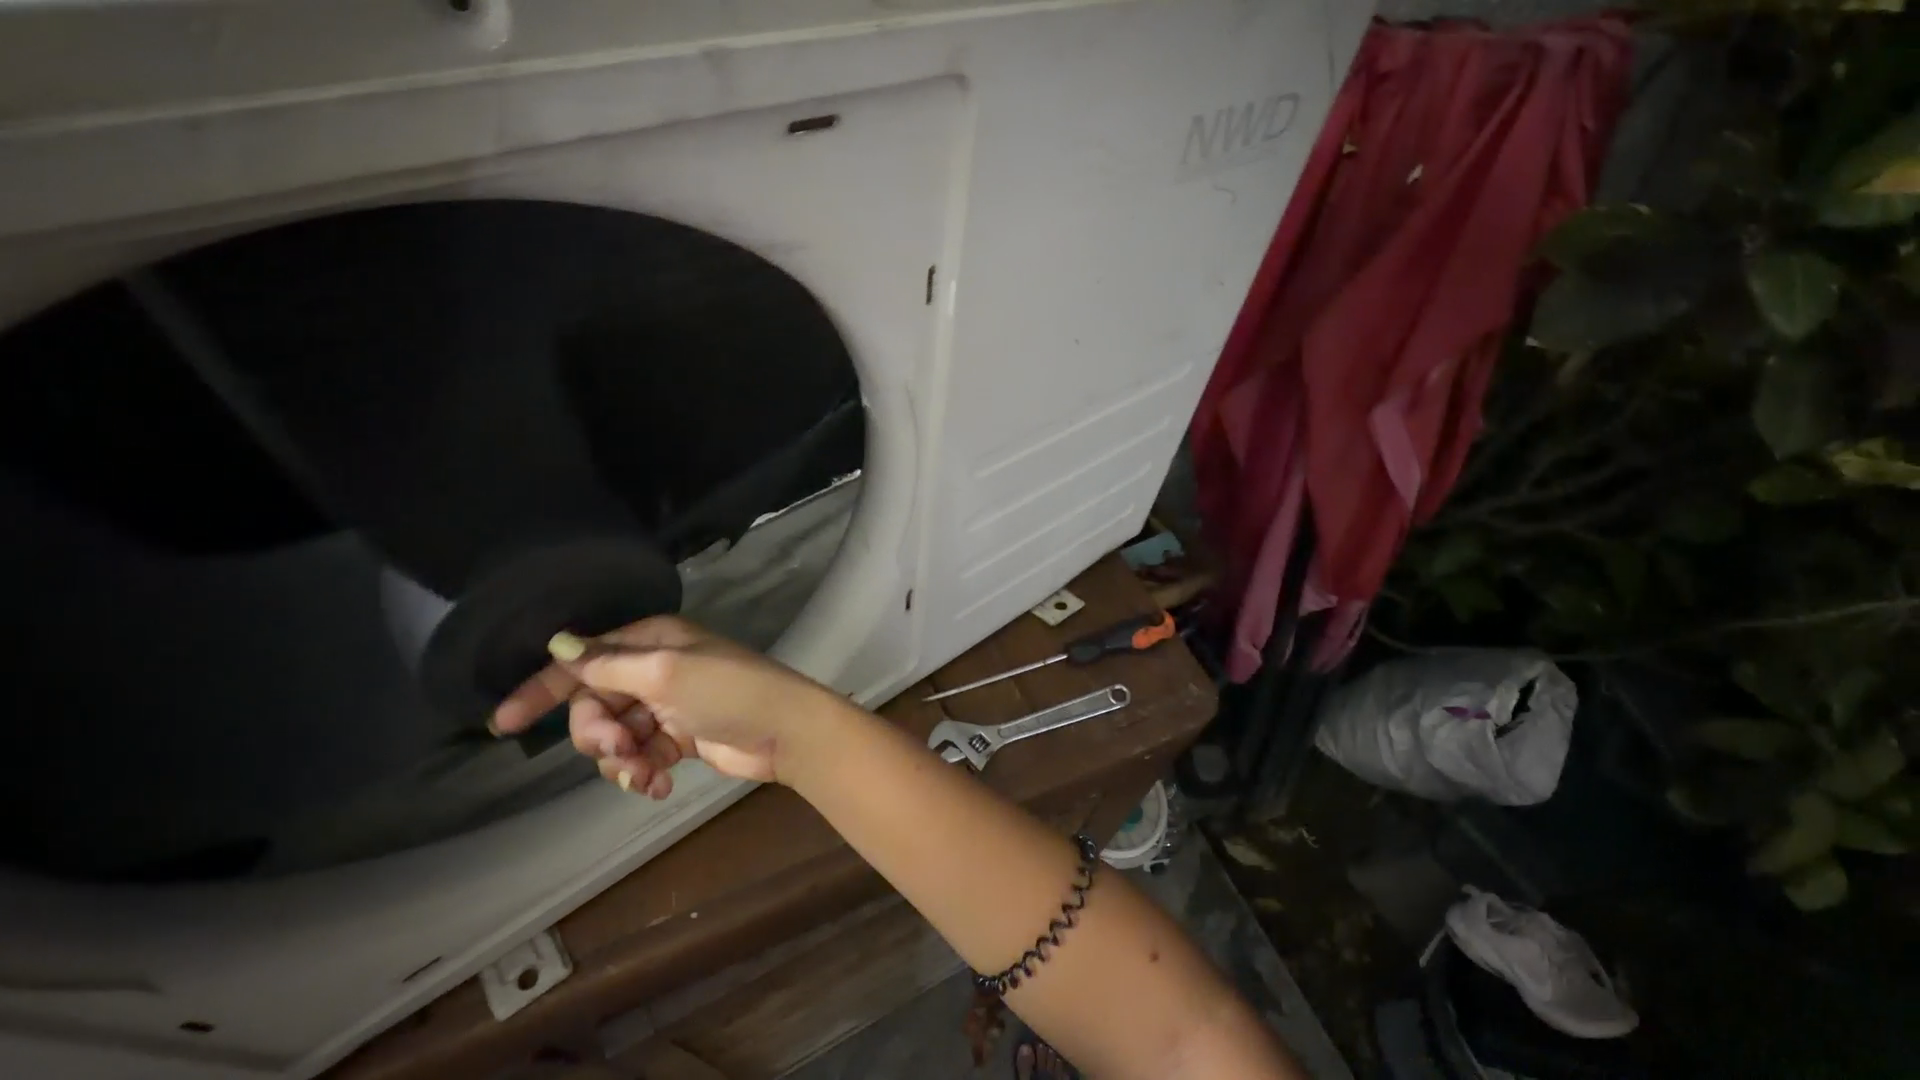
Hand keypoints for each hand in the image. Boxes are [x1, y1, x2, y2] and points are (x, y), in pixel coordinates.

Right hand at [489, 616, 843, 796]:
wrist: (787, 731)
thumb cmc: (729, 691)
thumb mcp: (665, 673)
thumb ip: (608, 665)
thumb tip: (558, 643)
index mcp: (650, 641)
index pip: (582, 660)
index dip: (541, 689)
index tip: (504, 723)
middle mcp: (654, 668)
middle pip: (594, 704)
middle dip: (597, 734)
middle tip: (618, 750)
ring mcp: (667, 706)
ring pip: (615, 736)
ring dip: (621, 760)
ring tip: (645, 773)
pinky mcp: (680, 738)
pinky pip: (640, 756)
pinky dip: (642, 772)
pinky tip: (658, 785)